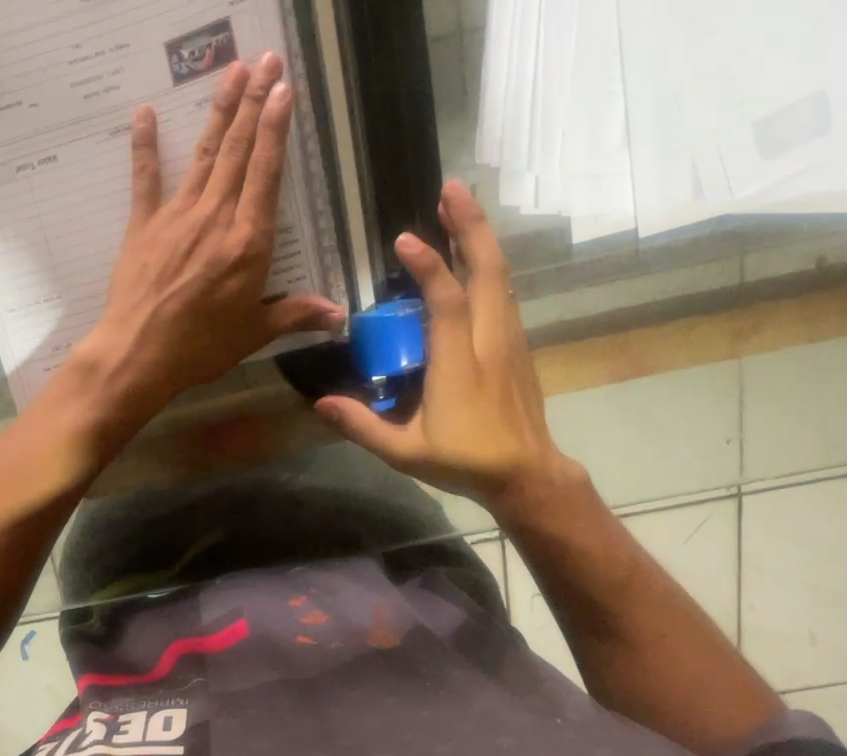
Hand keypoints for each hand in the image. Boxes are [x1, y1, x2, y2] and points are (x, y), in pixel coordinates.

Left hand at [71, 53, 342, 411]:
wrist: (138, 354)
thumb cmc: (200, 348)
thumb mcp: (253, 333)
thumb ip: (296, 315)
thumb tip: (340, 315)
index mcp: (249, 242)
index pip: (266, 174)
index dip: (276, 129)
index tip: (284, 91)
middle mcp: (216, 218)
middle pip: (239, 152)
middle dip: (254, 103)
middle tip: (266, 60)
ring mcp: (176, 217)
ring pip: (203, 155)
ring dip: (220, 112)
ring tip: (232, 72)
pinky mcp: (143, 226)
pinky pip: (145, 179)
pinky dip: (145, 146)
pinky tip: (144, 114)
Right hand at [314, 180, 579, 521]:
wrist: (526, 474)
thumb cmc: (464, 462)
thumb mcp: (405, 453)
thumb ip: (363, 427)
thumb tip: (320, 404)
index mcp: (460, 365)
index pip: (448, 303)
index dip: (429, 268)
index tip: (404, 239)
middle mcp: (491, 342)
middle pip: (489, 271)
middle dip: (471, 226)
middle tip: (451, 189)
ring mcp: (510, 341)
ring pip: (502, 276)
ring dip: (482, 238)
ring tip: (460, 208)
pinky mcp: (518, 346)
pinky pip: (505, 293)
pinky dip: (489, 264)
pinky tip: (475, 256)